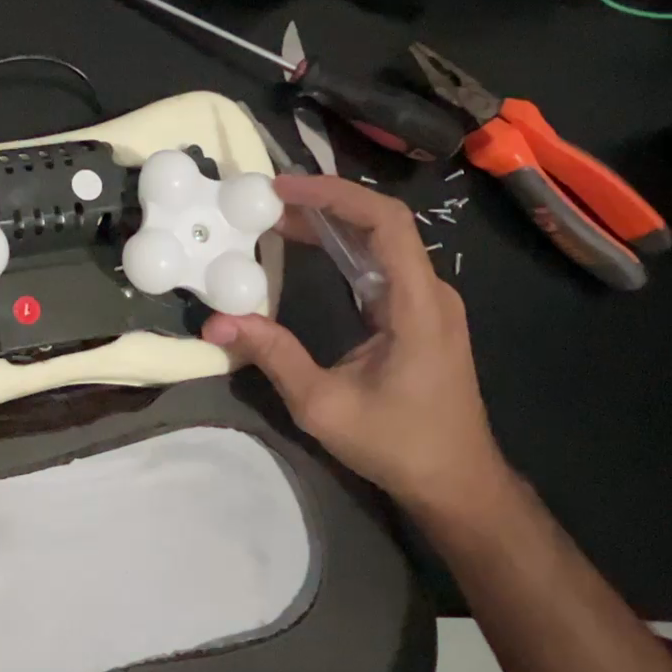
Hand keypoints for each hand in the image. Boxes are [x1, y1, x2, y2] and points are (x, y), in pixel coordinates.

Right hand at [201, 175, 504, 509]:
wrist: (455, 481)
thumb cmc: (397, 444)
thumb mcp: (323, 405)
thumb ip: (274, 356)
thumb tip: (217, 322)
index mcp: (417, 306)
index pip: (385, 223)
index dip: (335, 196)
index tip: (283, 189)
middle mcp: (429, 292)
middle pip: (380, 224)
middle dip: (322, 205)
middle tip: (263, 203)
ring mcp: (427, 303)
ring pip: (379, 242)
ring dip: (329, 225)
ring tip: (273, 219)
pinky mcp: (417, 315)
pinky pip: (379, 265)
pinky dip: (340, 249)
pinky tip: (304, 249)